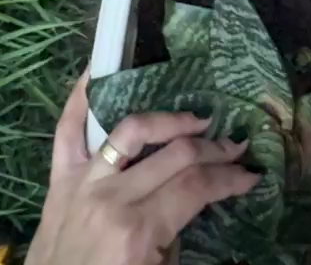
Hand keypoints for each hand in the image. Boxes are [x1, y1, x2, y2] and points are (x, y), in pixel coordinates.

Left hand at [25, 74, 259, 264]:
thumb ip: (175, 239)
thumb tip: (192, 204)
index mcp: (137, 232)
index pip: (196, 187)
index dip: (230, 178)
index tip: (251, 175)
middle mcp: (112, 198)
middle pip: (175, 154)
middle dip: (214, 148)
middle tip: (237, 146)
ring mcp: (83, 183)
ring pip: (134, 130)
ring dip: (171, 119)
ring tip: (197, 119)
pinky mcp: (59, 181)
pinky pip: (67, 131)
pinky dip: (80, 98)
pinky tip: (96, 70)